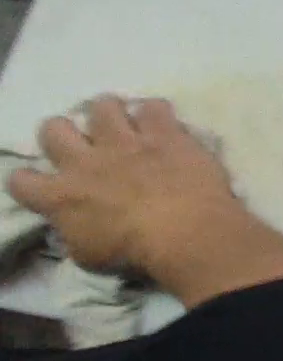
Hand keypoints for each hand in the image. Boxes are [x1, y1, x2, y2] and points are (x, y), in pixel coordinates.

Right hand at [7, 96, 258, 274]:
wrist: (185, 229)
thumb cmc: (133, 250)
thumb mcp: (85, 252)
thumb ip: (73, 229)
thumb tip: (76, 223)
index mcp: (57, 195)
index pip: (20, 179)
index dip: (30, 179)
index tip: (45, 181)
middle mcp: (85, 162)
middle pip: (53, 129)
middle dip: (63, 129)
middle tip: (84, 137)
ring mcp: (127, 144)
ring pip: (104, 107)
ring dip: (109, 109)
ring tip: (122, 117)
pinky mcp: (167, 135)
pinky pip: (156, 107)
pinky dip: (157, 110)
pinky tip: (164, 119)